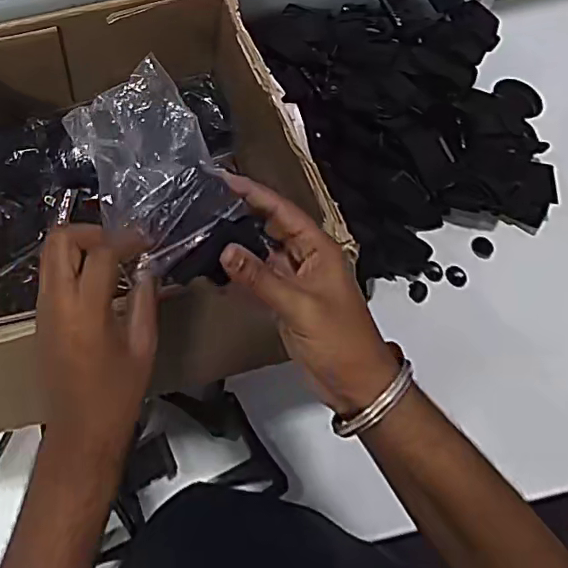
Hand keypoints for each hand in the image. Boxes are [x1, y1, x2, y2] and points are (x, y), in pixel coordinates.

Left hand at [36, 224, 157, 454]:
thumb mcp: (143, 349)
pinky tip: (96, 278)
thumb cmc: (115, 397)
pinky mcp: (39, 315)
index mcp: (85, 309)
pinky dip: (69, 263)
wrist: (78, 433)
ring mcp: (42, 306)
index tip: (145, 242)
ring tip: (109, 257)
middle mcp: (56, 300)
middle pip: (59, 239)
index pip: (100, 253)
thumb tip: (147, 269)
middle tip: (118, 242)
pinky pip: (50, 273)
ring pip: (49, 253)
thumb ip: (145, 302)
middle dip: (89, 230)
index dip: (125, 240)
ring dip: (77, 244)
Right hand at [218, 173, 400, 416]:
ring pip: (262, 249)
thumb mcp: (300, 307)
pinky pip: (258, 274)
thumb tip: (228, 250)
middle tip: (212, 198)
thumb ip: (261, 278)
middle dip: (243, 210)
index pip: (283, 211)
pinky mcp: (285, 298)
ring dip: (239, 240)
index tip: (228, 180)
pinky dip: (239, 269)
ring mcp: (295, 278)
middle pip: (271, 225)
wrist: (358, 387)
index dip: (255, 193)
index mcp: (320, 250)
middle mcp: (307, 259)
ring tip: (208, 226)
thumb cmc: (346, 346)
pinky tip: (219, 267)